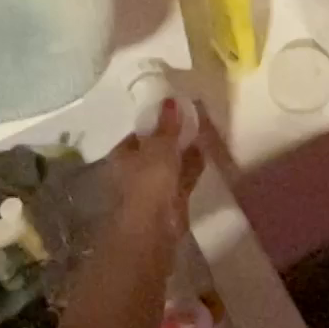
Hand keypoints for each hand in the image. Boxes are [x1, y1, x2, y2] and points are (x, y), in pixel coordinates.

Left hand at [105, 99, 204, 237]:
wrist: (154, 228)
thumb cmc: (148, 182)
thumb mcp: (160, 147)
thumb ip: (168, 125)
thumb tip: (170, 99)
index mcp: (122, 157)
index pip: (137, 136)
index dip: (154, 124)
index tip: (173, 114)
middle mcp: (134, 173)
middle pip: (154, 151)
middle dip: (171, 139)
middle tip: (191, 121)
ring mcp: (153, 189)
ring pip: (170, 166)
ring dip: (184, 152)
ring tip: (201, 133)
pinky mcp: (171, 203)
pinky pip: (183, 179)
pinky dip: (192, 167)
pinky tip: (205, 154)